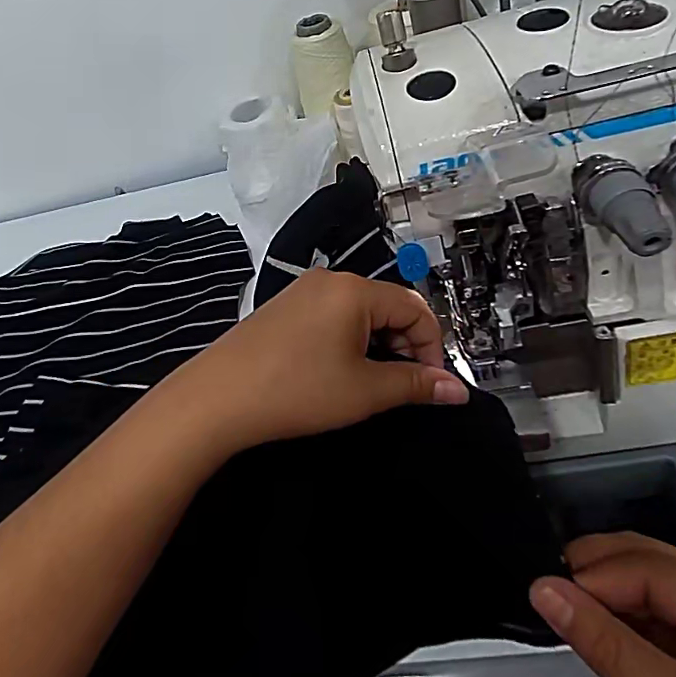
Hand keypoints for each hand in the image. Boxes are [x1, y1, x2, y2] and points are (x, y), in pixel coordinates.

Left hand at [153, 269, 466, 451]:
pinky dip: (350, 339)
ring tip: (370, 383)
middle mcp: (329, 280)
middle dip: (405, 345)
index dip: (432, 347)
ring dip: (378, 343)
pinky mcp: (287, 306)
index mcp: (354, 289)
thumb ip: (415, 385)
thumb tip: (456, 390)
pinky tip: (339, 371)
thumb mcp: (364, 391)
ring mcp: (304, 290)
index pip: (416, 308)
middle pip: (389, 305)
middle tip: (401, 387)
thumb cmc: (295, 390)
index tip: (431, 385)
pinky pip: (334, 314)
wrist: (219, 396)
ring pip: (361, 311)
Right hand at [529, 533, 675, 676]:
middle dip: (596, 577)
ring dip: (605, 600)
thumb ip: (607, 644)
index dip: (593, 575)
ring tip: (571, 617)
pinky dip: (623, 624)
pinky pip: (658, 620)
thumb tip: (550, 591)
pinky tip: (600, 636)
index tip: (549, 590)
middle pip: (650, 565)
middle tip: (551, 594)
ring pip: (649, 588)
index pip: (650, 567)